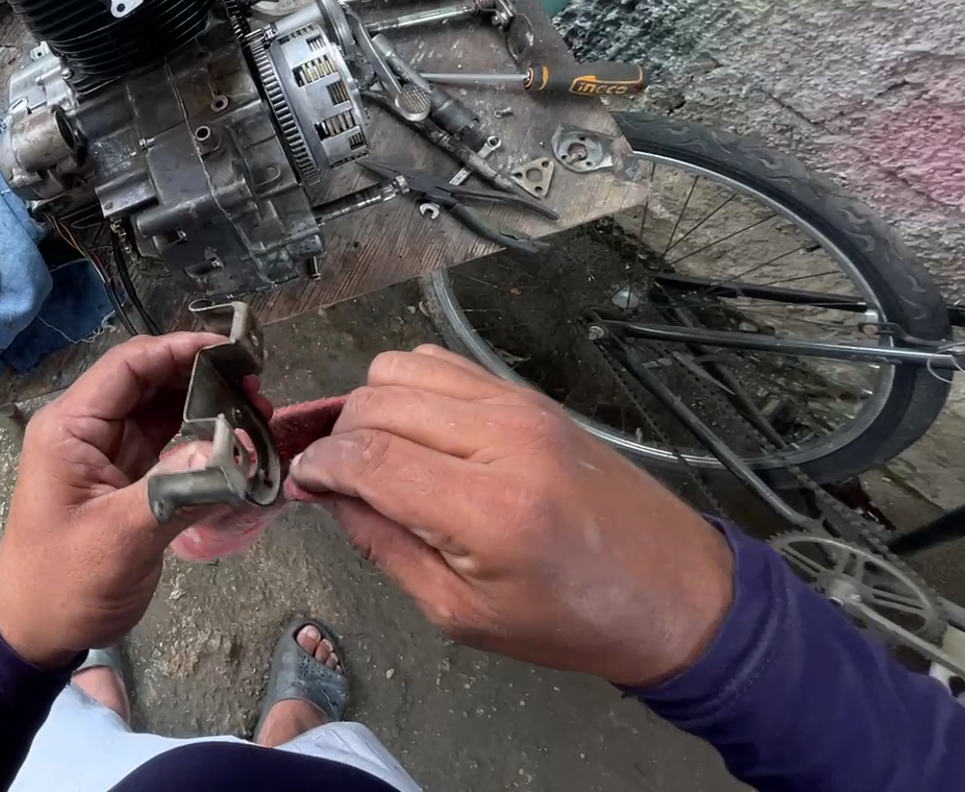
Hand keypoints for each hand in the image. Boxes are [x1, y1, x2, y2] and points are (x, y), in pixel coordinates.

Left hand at [0, 333, 265, 667]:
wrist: (34, 629)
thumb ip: (177, 487)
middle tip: (257, 389)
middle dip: (202, 378)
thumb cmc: (64, 581)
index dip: (179, 349)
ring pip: (161, 410)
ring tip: (256, 412)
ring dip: (206, 407)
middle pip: (148, 382)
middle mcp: (88, 428)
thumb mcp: (120, 536)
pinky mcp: (125, 476)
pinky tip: (237, 444)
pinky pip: (166, 444)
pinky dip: (200, 441)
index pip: (127, 366)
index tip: (231, 352)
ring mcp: (107, 451)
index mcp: (71, 426)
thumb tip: (235, 446)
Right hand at [288, 345, 733, 686]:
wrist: (680, 596)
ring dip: (367, 407)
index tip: (301, 479)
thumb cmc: (570, 621)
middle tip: (337, 476)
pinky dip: (403, 386)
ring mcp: (516, 405)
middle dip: (335, 439)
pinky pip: (432, 360)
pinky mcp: (523, 392)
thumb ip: (379, 544)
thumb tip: (323, 492)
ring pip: (393, 370)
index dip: (317, 464)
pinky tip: (413, 424)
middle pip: (371, 406)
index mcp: (489, 510)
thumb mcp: (459, 612)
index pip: (366, 457)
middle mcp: (501, 439)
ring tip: (377, 449)